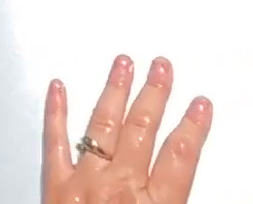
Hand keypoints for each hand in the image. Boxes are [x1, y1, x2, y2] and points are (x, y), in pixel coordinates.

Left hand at [43, 55, 212, 203]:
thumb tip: (185, 193)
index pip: (180, 158)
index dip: (192, 127)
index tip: (200, 103)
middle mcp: (118, 188)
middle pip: (142, 130)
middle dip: (153, 94)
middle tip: (161, 65)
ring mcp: (84, 183)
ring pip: (103, 125)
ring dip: (114, 90)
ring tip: (122, 62)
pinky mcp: (53, 187)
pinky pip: (53, 141)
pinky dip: (55, 111)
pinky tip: (56, 86)